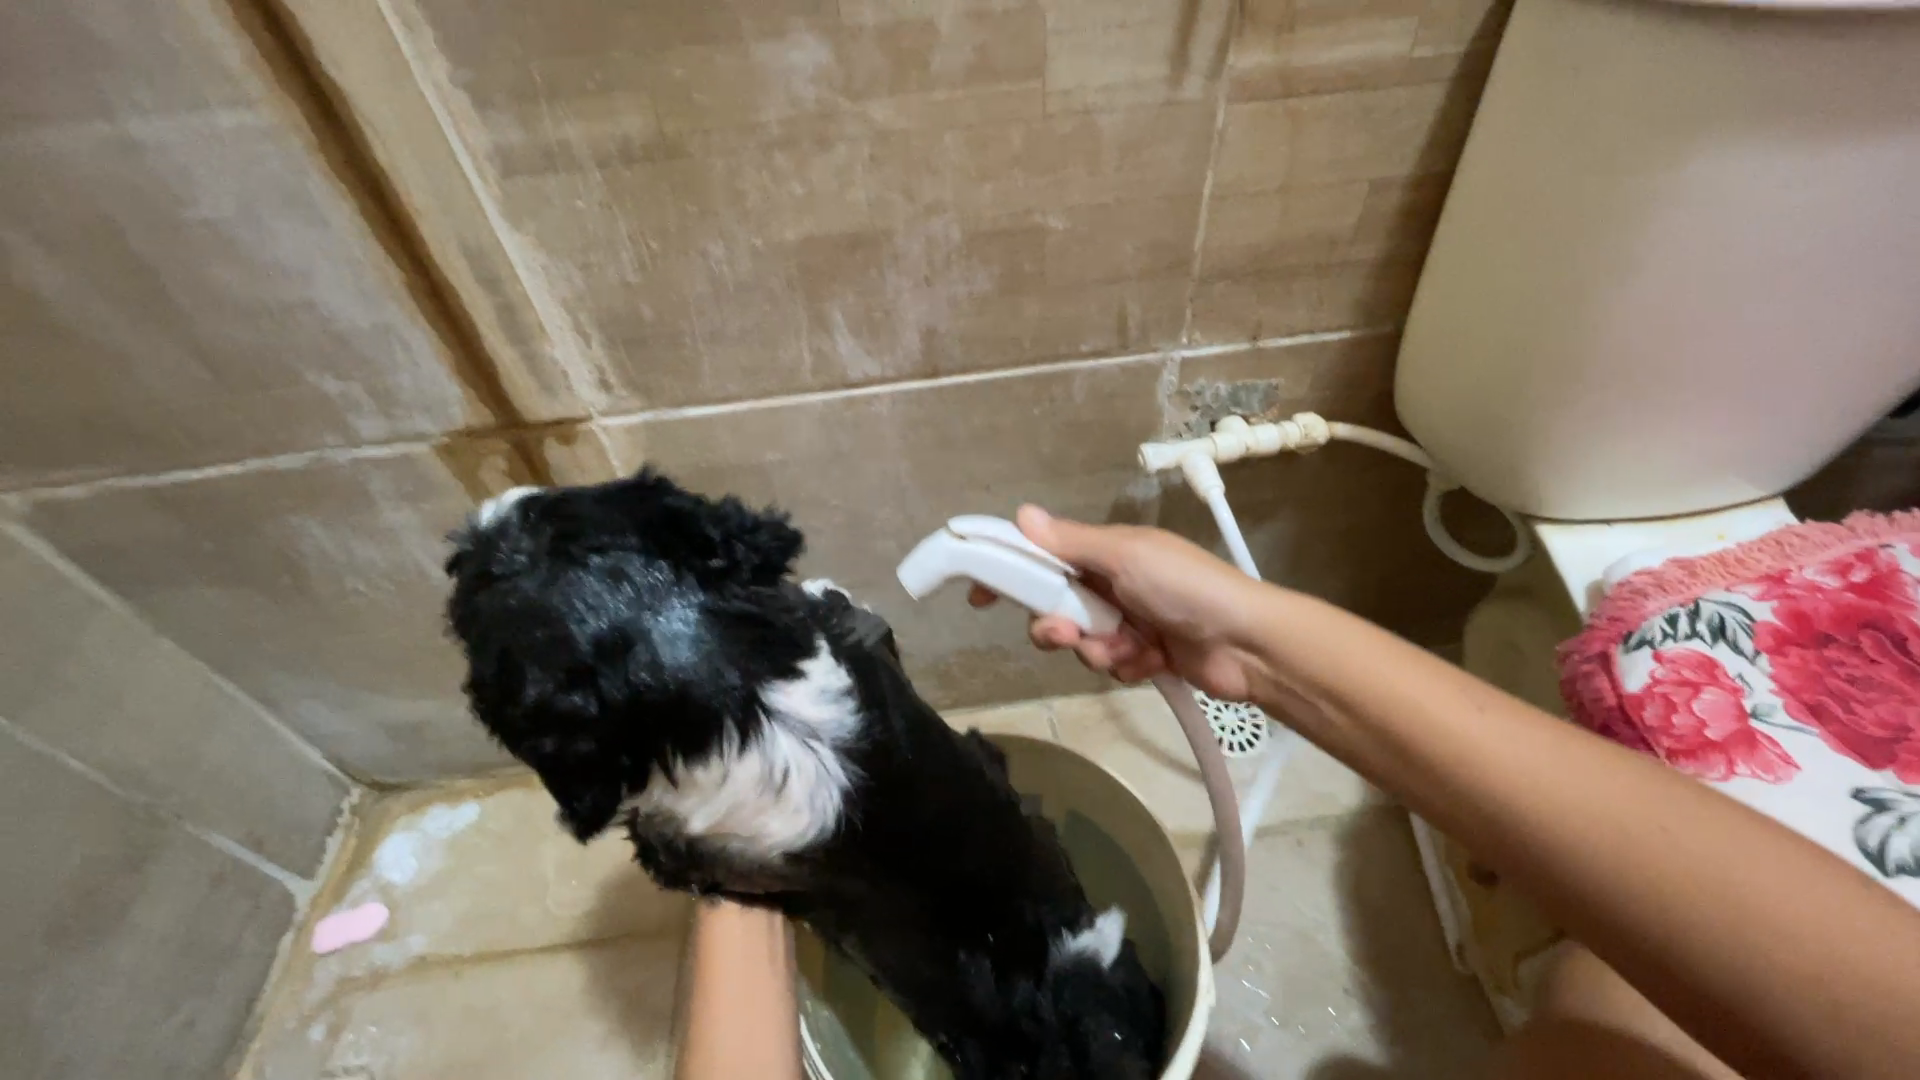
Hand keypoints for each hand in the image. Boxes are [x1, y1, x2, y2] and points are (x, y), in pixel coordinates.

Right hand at [968, 506, 1276, 701]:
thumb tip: (1020, 514)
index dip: (1009, 573)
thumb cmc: (1186, 587)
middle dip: (1057, 625)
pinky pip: (1109, 664)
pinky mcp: (1142, 655)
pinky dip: (1126, 664)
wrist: (1246, 643)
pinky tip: (1152, 660)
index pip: (1042, 557)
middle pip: (1053, 608)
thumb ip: (1071, 543)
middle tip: (1065, 633)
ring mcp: (1126, 621)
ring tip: (1130, 649)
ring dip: (1099, 649)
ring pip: (1079, 642)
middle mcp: (1109, 584)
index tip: (978, 594)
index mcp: (1104, 552)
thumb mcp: (1125, 556)